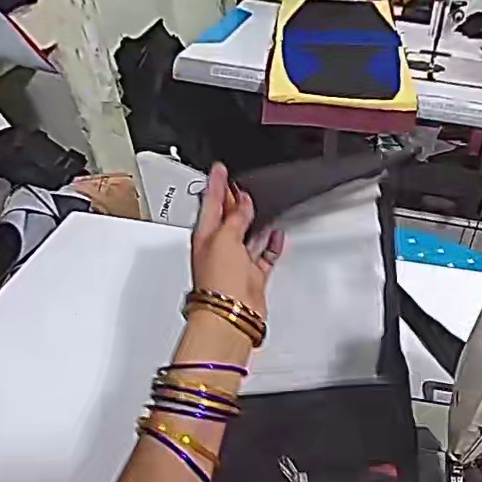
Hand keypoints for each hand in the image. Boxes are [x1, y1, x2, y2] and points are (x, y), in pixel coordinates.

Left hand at [191, 163, 283, 314]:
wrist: (231, 313)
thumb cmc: (218, 282)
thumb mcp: (224, 238)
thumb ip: (235, 218)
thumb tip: (242, 203)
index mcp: (205, 236)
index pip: (211, 203)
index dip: (216, 184)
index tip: (219, 168)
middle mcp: (219, 248)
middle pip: (229, 218)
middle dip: (235, 201)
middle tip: (239, 184)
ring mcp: (236, 262)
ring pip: (248, 235)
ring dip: (254, 221)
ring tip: (260, 205)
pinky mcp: (252, 276)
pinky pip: (264, 255)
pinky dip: (271, 244)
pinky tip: (276, 235)